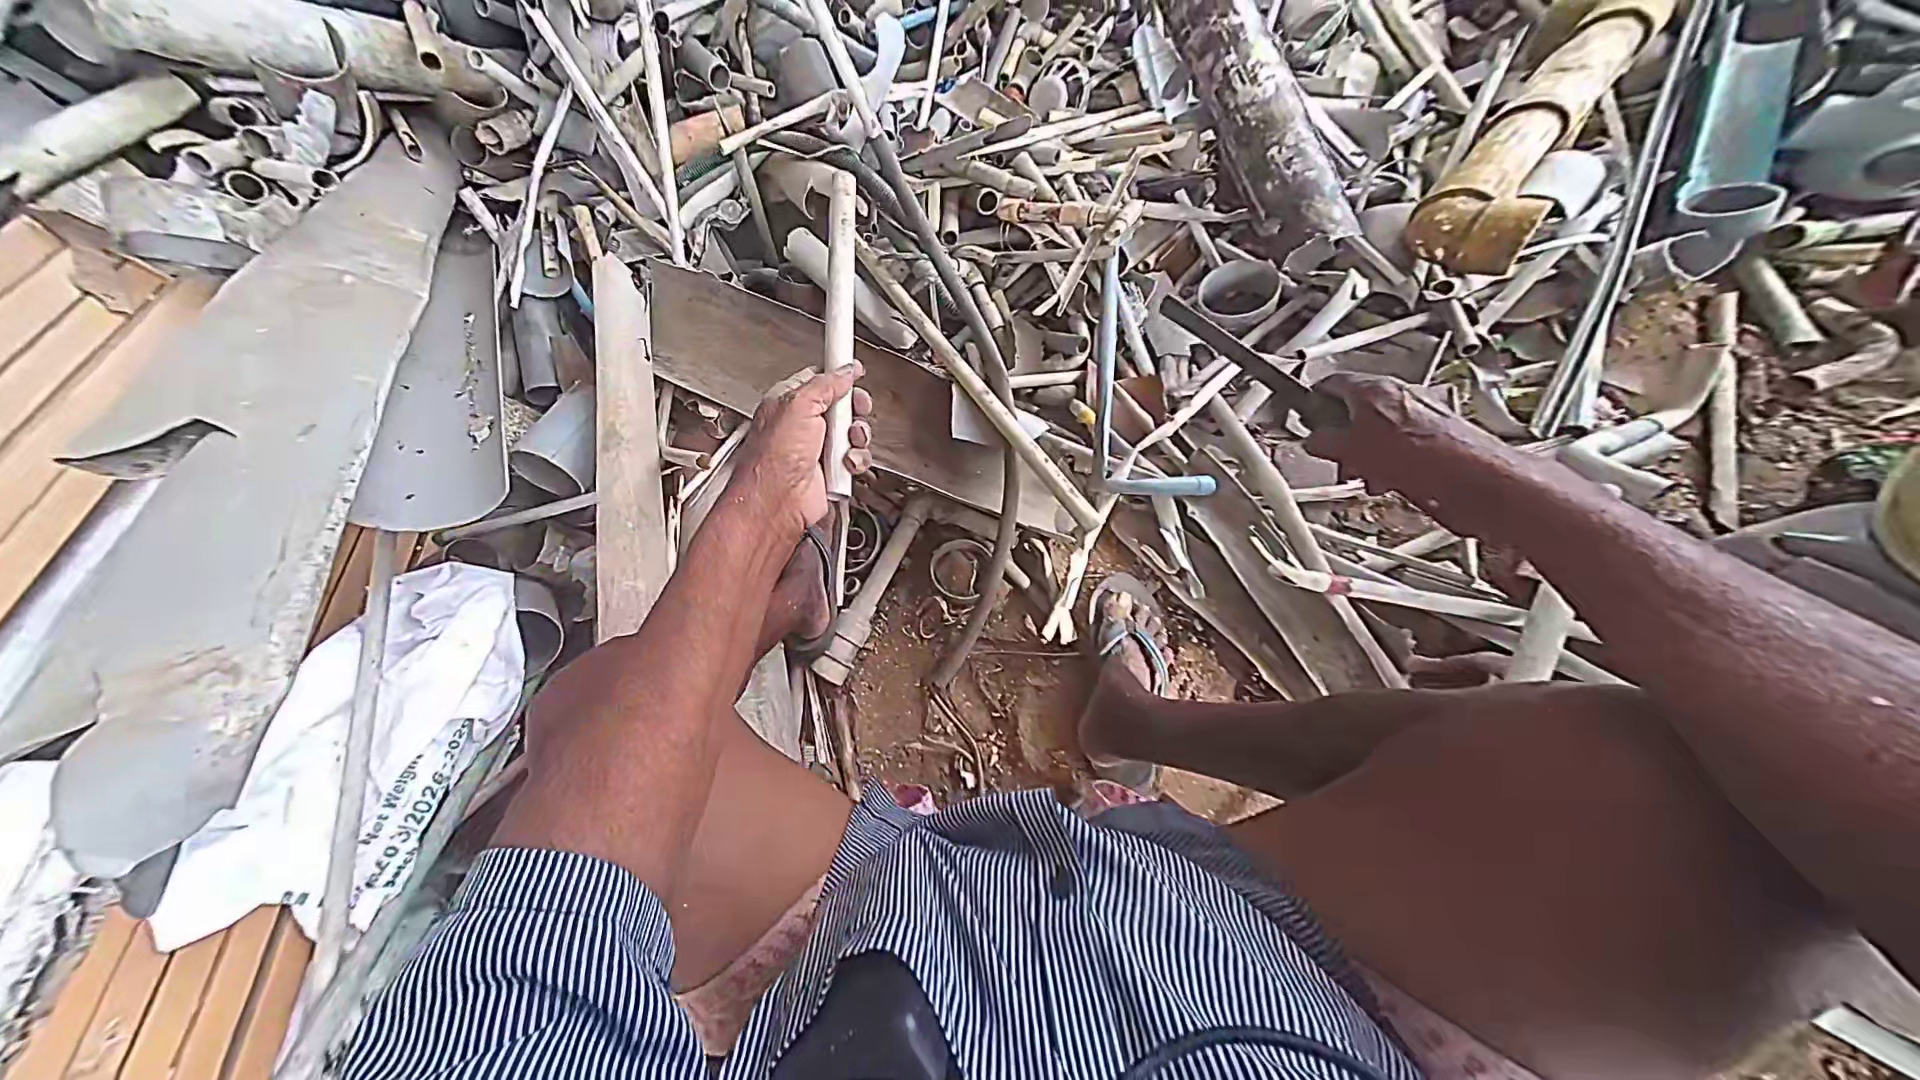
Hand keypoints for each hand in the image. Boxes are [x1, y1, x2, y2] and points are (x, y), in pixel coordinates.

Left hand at [729, 362, 873, 540]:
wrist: (778, 500)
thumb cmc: (774, 458)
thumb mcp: (799, 406)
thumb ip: (825, 384)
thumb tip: (844, 371)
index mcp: (790, 402)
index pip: (821, 380)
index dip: (839, 377)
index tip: (854, 374)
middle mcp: (804, 425)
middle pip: (844, 407)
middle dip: (854, 410)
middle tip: (854, 412)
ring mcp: (819, 448)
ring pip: (854, 433)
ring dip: (857, 438)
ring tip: (847, 443)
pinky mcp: (832, 469)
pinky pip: (856, 458)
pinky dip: (856, 460)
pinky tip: (845, 464)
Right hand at [1304, 373, 1538, 536]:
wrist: (1471, 478)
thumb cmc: (1420, 457)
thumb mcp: (1349, 451)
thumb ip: (1323, 442)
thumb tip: (1314, 440)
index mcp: (1374, 389)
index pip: (1331, 383)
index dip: (1312, 399)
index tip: (1304, 413)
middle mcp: (1400, 395)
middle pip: (1355, 410)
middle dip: (1341, 436)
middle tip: (1334, 454)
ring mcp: (1421, 414)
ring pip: (1378, 431)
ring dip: (1364, 453)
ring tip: (1363, 473)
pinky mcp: (1437, 435)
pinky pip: (1401, 445)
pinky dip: (1389, 461)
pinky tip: (1388, 479)